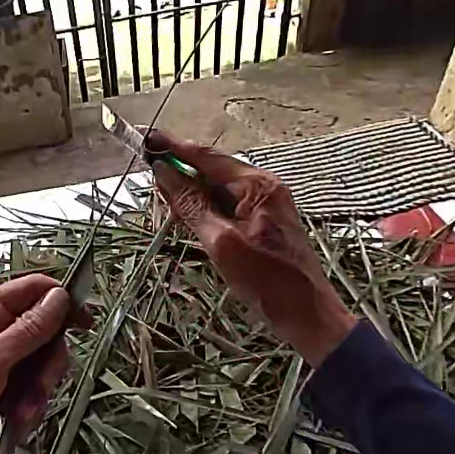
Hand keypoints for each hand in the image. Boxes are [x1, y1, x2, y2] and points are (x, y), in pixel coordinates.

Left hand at [0, 274, 76, 453]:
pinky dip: (32, 405)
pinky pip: (35, 388)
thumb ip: (29, 329)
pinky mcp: (5, 389)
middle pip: (46, 330)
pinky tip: (18, 420)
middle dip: (48, 360)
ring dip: (40, 388)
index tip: (84, 321)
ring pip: (43, 362)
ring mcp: (0, 362)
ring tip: (23, 409)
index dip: (61, 301)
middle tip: (41, 381)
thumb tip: (59, 298)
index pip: (32, 290)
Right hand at [146, 130, 356, 365]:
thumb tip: (164, 173)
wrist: (308, 315)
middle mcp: (265, 187)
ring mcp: (266, 205)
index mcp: (258, 186)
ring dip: (191, 194)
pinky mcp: (264, 222)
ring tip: (165, 200)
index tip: (146, 138)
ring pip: (219, 190)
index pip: (208, 157)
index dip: (174, 147)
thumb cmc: (267, 281)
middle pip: (213, 171)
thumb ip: (191, 205)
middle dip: (181, 173)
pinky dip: (206, 210)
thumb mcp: (221, 242)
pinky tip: (188, 218)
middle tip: (150, 175)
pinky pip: (228, 206)